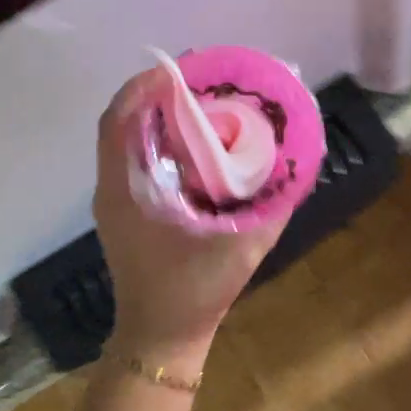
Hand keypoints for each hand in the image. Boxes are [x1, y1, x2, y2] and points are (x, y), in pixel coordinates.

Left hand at [94, 71, 286, 375]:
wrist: (160, 339)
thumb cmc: (193, 294)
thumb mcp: (241, 248)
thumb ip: (271, 207)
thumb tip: (296, 168)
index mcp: (127, 191)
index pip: (120, 119)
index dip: (146, 87)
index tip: (181, 71)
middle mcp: (113, 190)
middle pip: (124, 125)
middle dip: (158, 98)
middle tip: (201, 87)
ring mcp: (115, 204)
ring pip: (128, 145)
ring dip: (158, 123)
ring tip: (200, 111)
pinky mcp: (125, 217)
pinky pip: (136, 166)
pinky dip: (160, 149)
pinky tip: (194, 153)